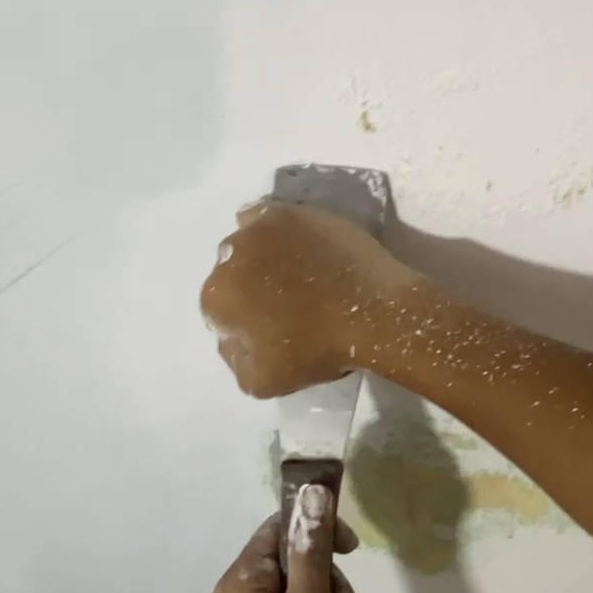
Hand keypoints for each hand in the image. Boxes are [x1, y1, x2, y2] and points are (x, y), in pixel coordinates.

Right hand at [200, 199, 422, 397]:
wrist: (375, 312)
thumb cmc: (319, 349)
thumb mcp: (261, 381)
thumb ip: (231, 358)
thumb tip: (231, 336)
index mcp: (217, 295)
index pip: (218, 309)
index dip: (242, 321)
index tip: (270, 327)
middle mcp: (230, 254)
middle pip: (231, 272)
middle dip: (250, 286)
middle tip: (286, 300)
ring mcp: (263, 227)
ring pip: (248, 242)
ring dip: (260, 256)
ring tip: (294, 272)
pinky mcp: (294, 212)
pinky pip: (269, 217)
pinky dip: (275, 230)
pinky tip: (295, 245)